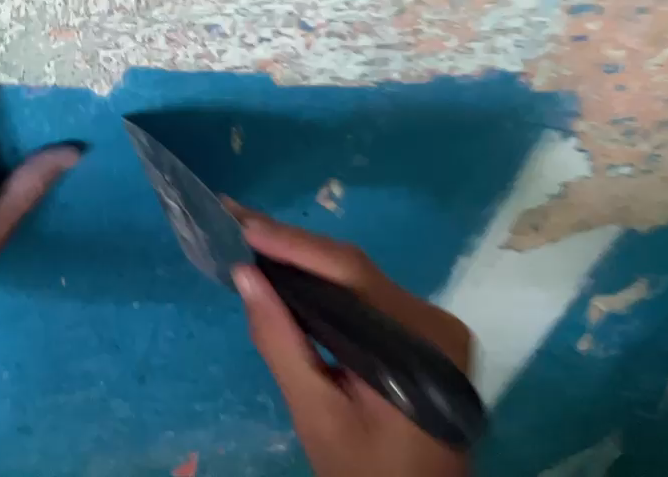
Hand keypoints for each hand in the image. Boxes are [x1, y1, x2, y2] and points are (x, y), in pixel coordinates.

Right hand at [227, 203, 473, 476]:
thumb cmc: (368, 473)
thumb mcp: (317, 414)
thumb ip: (280, 341)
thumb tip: (242, 273)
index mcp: (421, 340)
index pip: (348, 272)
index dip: (291, 242)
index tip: (240, 221)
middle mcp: (435, 321)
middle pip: (350, 269)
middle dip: (287, 244)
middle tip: (232, 217)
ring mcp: (431, 326)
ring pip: (353, 277)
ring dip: (299, 258)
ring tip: (246, 234)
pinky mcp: (420, 334)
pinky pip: (361, 294)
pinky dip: (319, 281)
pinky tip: (282, 268)